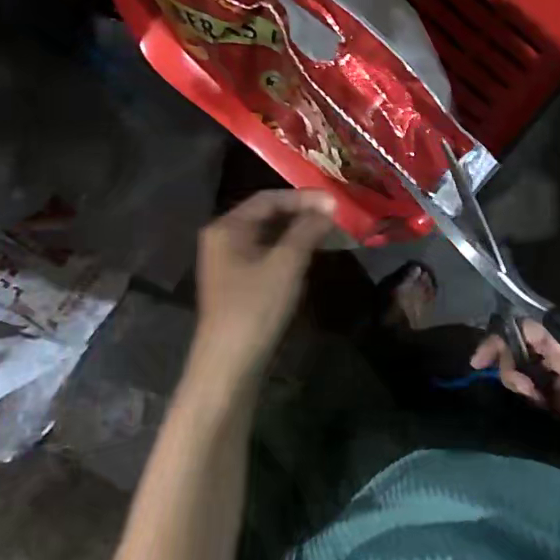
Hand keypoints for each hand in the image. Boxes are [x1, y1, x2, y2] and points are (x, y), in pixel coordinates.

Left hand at [189, 189, 336, 371]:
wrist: (230, 362)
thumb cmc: (256, 307)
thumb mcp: (287, 263)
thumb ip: (308, 229)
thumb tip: (330, 205)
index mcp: (227, 227)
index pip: (269, 198)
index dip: (304, 197)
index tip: (336, 201)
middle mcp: (223, 238)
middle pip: (267, 214)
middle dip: (302, 212)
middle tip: (336, 215)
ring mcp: (229, 262)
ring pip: (269, 235)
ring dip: (299, 231)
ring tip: (331, 232)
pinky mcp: (239, 282)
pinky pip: (268, 254)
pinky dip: (291, 249)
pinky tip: (312, 255)